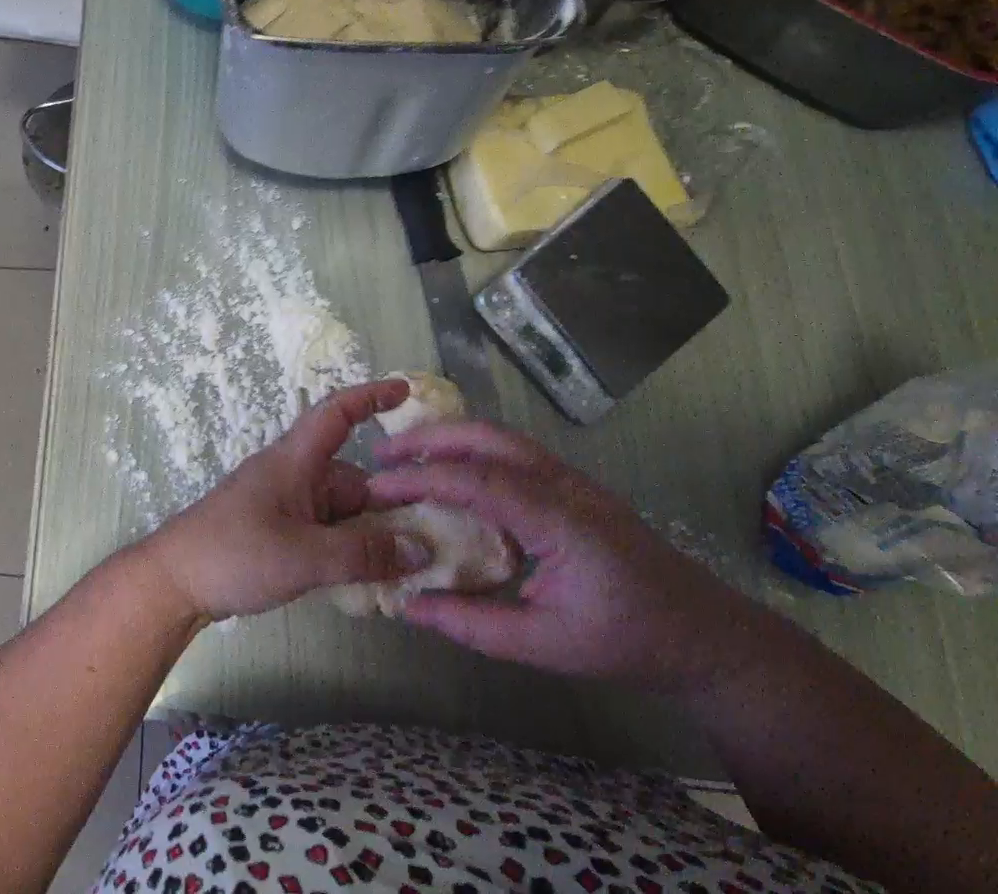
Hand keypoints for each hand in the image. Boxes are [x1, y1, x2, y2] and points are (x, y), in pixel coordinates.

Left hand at [140, 380, 433, 621]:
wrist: (172, 582)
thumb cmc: (233, 554)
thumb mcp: (305, 557)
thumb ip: (364, 553)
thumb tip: (423, 548)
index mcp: (293, 463)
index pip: (335, 415)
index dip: (369, 398)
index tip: (405, 390)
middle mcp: (291, 478)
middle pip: (353, 480)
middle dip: (392, 503)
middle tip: (441, 535)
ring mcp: (282, 508)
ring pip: (342, 512)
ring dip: (373, 536)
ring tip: (416, 567)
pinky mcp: (275, 535)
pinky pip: (325, 534)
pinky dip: (349, 551)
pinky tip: (374, 580)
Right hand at [366, 422, 776, 694]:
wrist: (708, 637)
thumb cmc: (628, 642)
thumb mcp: (543, 645)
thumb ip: (470, 624)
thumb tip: (406, 604)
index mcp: (564, 524)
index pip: (480, 481)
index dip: (422, 479)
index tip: (377, 490)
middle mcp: (570, 490)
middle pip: (492, 439)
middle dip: (430, 439)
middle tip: (381, 455)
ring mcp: (576, 485)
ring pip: (504, 440)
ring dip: (450, 441)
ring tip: (404, 459)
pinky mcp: (575, 491)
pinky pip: (515, 458)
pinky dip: (471, 455)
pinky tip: (448, 479)